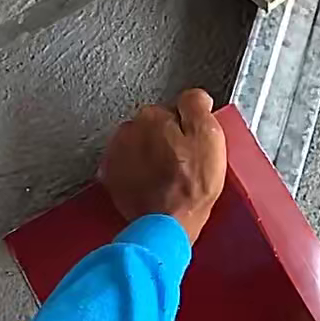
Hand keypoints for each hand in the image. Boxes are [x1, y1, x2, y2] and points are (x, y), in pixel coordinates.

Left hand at [98, 89, 226, 242]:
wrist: (168, 222)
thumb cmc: (190, 184)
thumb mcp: (208, 135)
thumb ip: (197, 105)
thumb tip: (194, 97)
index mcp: (152, 116)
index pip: (172, 111)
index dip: (186, 129)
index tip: (193, 145)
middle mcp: (128, 131)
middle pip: (152, 128)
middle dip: (165, 140)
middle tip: (182, 163)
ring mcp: (116, 155)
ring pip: (138, 146)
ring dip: (149, 155)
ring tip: (167, 176)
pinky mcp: (111, 178)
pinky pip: (126, 167)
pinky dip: (137, 173)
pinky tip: (152, 184)